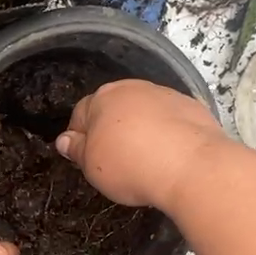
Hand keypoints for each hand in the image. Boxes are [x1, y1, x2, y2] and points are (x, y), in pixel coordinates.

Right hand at [54, 79, 238, 210]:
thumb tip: (64, 140)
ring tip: (143, 160)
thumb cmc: (130, 166)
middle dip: (110, 131)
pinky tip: (166, 156)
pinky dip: (164, 133)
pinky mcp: (191, 106)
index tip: (85, 159)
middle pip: (113, 109)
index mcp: (103, 98)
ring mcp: (165, 94)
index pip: (80, 114)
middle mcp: (133, 88)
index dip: (80, 138)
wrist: (190, 166)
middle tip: (113, 162)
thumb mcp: (92, 166)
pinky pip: (169, 120)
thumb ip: (76, 149)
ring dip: (138, 131)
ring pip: (142, 112)